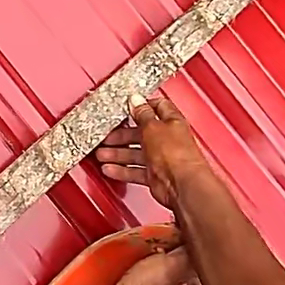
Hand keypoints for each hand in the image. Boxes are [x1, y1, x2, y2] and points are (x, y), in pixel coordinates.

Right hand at [95, 96, 215, 208]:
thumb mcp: (153, 127)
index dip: (141, 106)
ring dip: (118, 154)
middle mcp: (168, 140)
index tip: (126, 108)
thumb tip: (136, 100)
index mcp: (171, 122)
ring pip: (136, 154)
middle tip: (106, 135)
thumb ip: (142, 114)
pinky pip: (135, 171)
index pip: (157, 108)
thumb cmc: (176, 154)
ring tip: (102, 153)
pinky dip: (122, 171)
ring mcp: (162, 159)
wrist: (182, 185)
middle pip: (141, 133)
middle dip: (122, 135)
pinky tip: (110, 169)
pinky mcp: (156, 176)